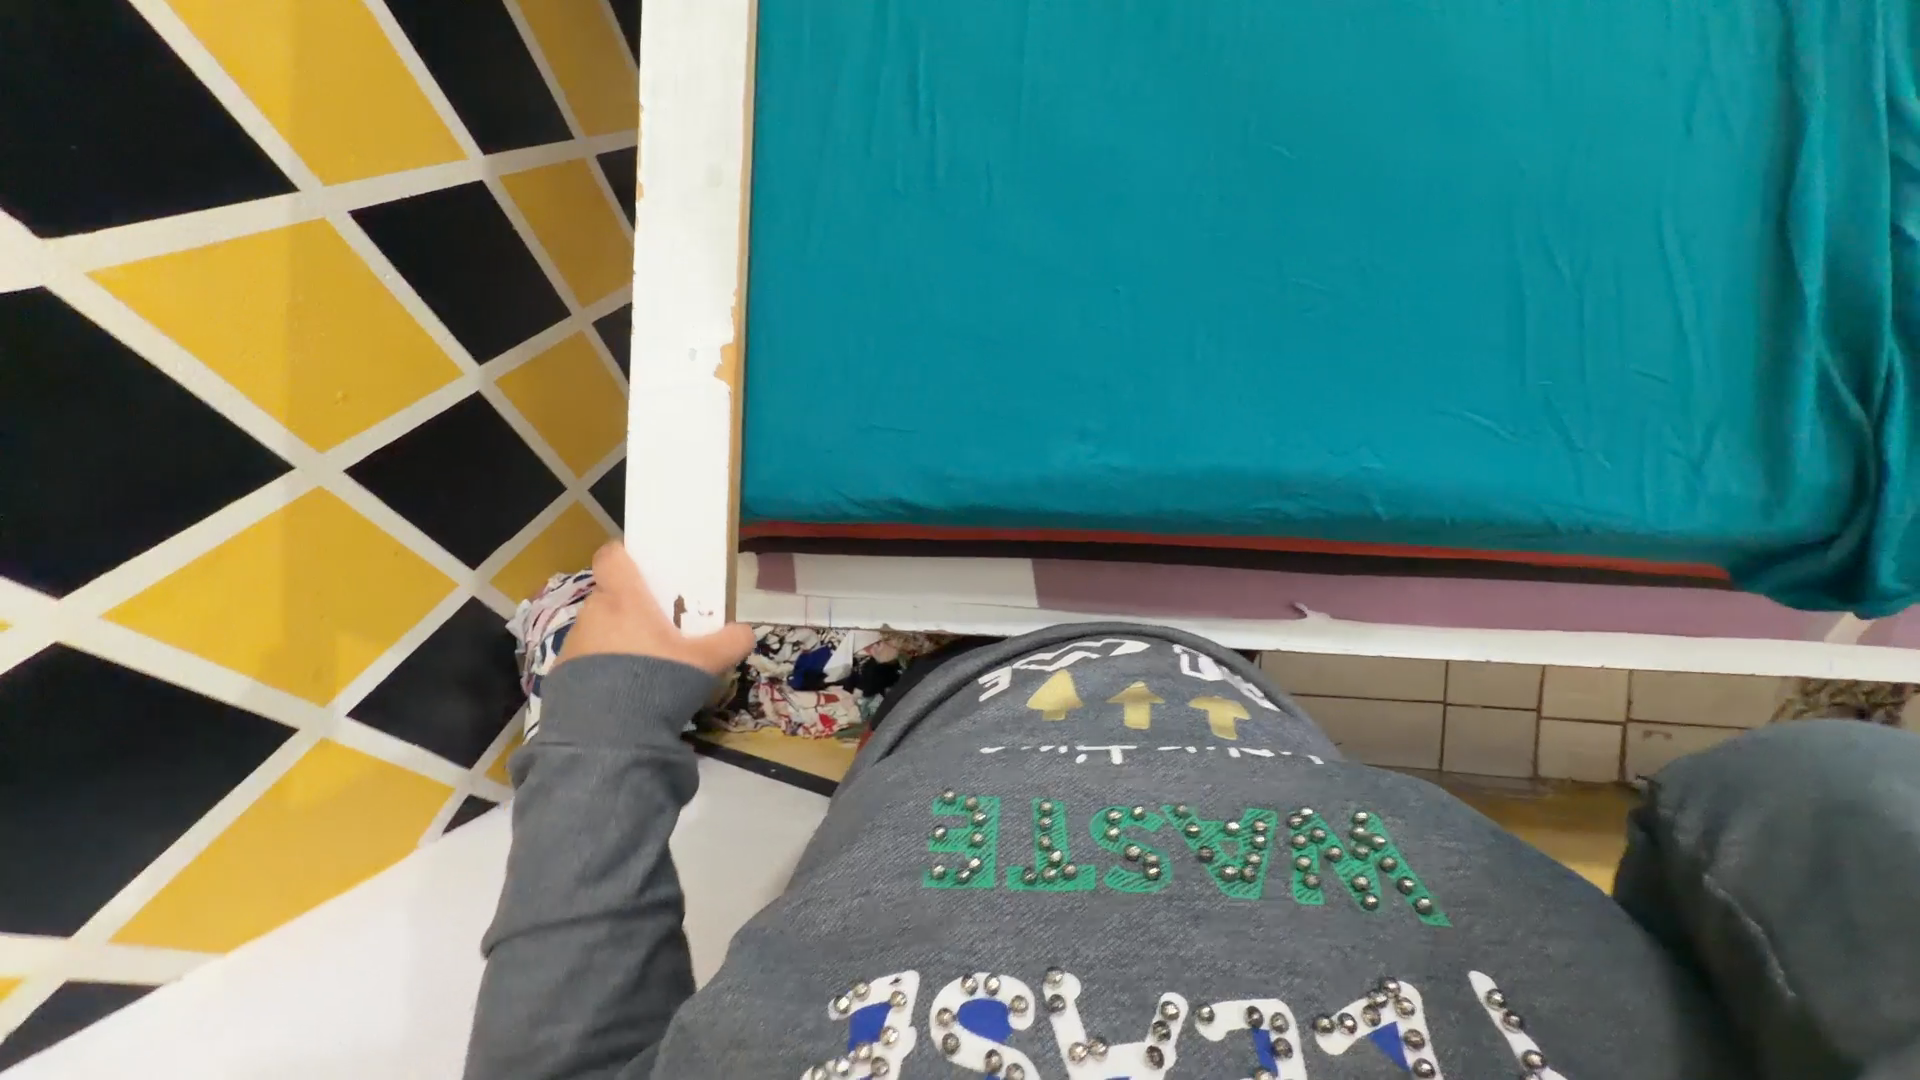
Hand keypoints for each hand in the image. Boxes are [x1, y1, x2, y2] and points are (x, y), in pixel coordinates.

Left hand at [556, 542, 755, 676]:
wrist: (605, 737)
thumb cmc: (657, 680)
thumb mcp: (706, 662)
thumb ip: (730, 642)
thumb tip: (744, 632)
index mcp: (624, 599)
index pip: (611, 556)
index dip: (625, 557)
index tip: (644, 570)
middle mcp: (593, 614)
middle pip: (610, 596)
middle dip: (632, 608)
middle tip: (660, 629)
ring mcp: (573, 645)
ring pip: (599, 630)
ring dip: (618, 641)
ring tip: (645, 668)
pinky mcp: (561, 677)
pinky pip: (586, 662)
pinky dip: (604, 671)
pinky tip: (625, 695)